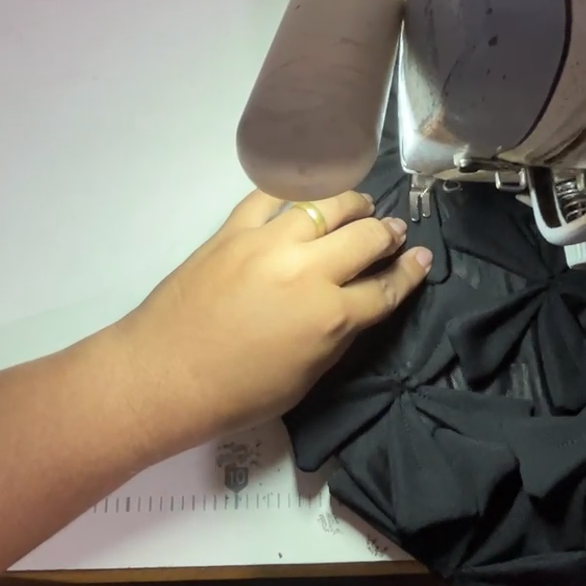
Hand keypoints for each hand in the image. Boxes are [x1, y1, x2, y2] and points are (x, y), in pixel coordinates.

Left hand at [100, 189, 432, 451]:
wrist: (163, 375)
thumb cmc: (236, 393)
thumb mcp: (306, 378)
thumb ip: (338, 335)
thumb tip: (356, 303)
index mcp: (331, 317)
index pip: (385, 288)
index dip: (409, 273)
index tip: (422, 259)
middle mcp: (308, 271)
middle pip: (366, 237)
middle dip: (388, 233)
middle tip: (393, 232)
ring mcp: (269, 243)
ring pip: (326, 204)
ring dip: (352, 202)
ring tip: (359, 205)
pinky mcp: (234, 229)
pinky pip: (270, 196)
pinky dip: (294, 192)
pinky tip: (305, 195)